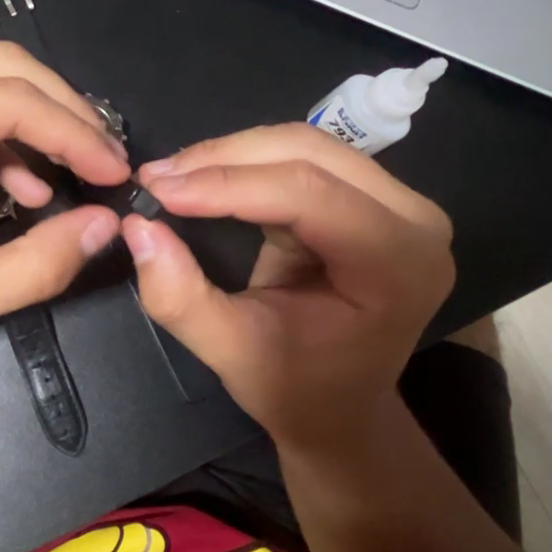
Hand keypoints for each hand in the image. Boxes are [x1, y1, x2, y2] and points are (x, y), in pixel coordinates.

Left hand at [0, 40, 129, 380]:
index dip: (72, 132)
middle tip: (103, 162)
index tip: (114, 173)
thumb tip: (105, 224)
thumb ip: (36, 265)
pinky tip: (24, 183)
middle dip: (62, 111)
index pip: (3, 99)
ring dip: (36, 114)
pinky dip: (1, 129)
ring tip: (75, 171)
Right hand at [122, 125, 453, 453]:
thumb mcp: (232, 353)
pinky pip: (299, 155)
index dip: (227, 185)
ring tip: (171, 177)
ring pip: (301, 143)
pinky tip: (201, 177)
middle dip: (222, 158)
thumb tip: (137, 227)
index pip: (308, 195)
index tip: (156, 191)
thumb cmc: (298, 390)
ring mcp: (396, 201)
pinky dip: (243, 161)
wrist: (342, 408)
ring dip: (229, 154)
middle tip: (155, 179)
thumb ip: (182, 297)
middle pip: (308, 152)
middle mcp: (413, 219)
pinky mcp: (369, 193)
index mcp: (399, 265)